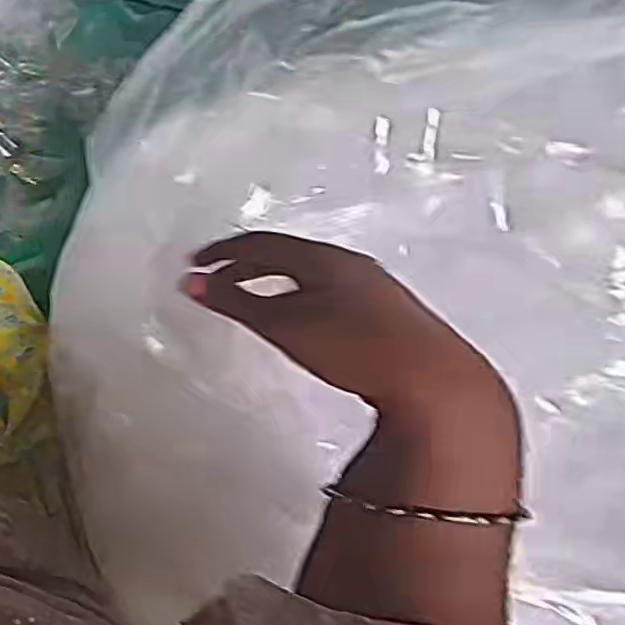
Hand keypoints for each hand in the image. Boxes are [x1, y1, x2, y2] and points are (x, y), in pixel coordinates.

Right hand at [183, 232, 508, 414]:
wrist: (432, 382)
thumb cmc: (356, 347)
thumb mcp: (279, 324)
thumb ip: (232, 300)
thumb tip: (192, 282)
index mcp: (323, 259)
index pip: (260, 242)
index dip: (222, 250)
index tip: (196, 260)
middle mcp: (348, 265)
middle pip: (282, 253)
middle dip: (241, 263)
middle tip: (213, 276)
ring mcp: (368, 286)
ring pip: (304, 271)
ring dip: (266, 278)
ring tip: (243, 295)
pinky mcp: (380, 310)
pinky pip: (322, 287)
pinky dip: (290, 292)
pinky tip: (288, 314)